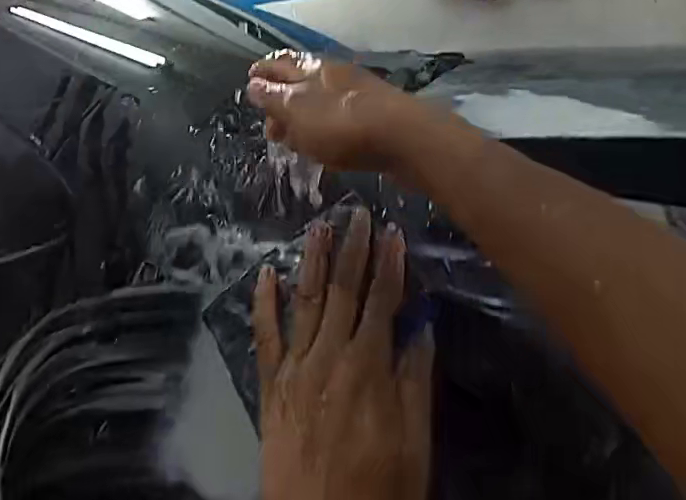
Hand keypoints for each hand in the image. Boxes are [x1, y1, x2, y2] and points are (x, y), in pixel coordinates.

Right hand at [246, 52, 441, 174]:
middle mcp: (334, 75)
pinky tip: (323, 142)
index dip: (262, 72)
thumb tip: (253, 84)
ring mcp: (357, 94)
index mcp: (313, 68)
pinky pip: (339, 118)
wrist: (404, 137)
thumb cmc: (342, 123)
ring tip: (290, 135)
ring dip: (302, 117)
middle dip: (280, 98)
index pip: (280, 64)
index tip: (249, 79)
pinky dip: (324, 128)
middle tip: (267, 120)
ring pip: (320, 101)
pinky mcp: (374, 117)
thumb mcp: (298, 110)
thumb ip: (273, 99)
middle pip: (300, 82)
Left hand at [254, 209, 434, 499]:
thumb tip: (422, 325)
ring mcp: (295, 369)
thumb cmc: (379, 490)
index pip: (382, 300)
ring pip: (304, 300)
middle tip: (356, 213)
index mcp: (368, 367)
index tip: (393, 230)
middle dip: (353, 248)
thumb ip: (416, 379)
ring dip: (312, 260)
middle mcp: (329, 356)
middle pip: (343, 290)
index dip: (389, 263)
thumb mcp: (415, 443)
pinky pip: (264, 337)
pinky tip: (264, 273)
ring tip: (318, 225)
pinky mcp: (270, 387)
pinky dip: (263, 302)